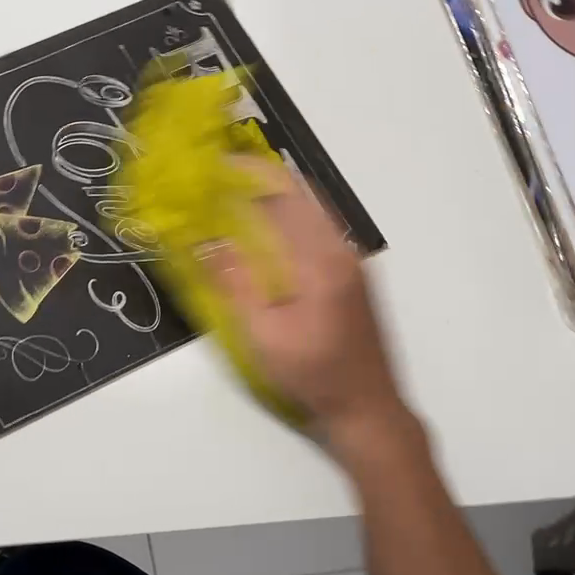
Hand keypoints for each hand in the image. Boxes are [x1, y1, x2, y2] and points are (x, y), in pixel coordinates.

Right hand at [205, 159, 411, 466]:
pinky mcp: (349, 274)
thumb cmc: (314, 374)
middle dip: (255, 179)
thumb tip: (204, 240)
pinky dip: (283, 218)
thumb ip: (234, 283)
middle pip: (298, 194)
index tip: (213, 166)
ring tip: (227, 200)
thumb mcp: (263, 334)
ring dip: (269, 197)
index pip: (284, 196)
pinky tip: (257, 234)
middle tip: (214, 179)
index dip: (248, 173)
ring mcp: (350, 261)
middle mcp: (341, 250)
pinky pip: (313, 229)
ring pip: (308, 210)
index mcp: (321, 260)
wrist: (369, 409)